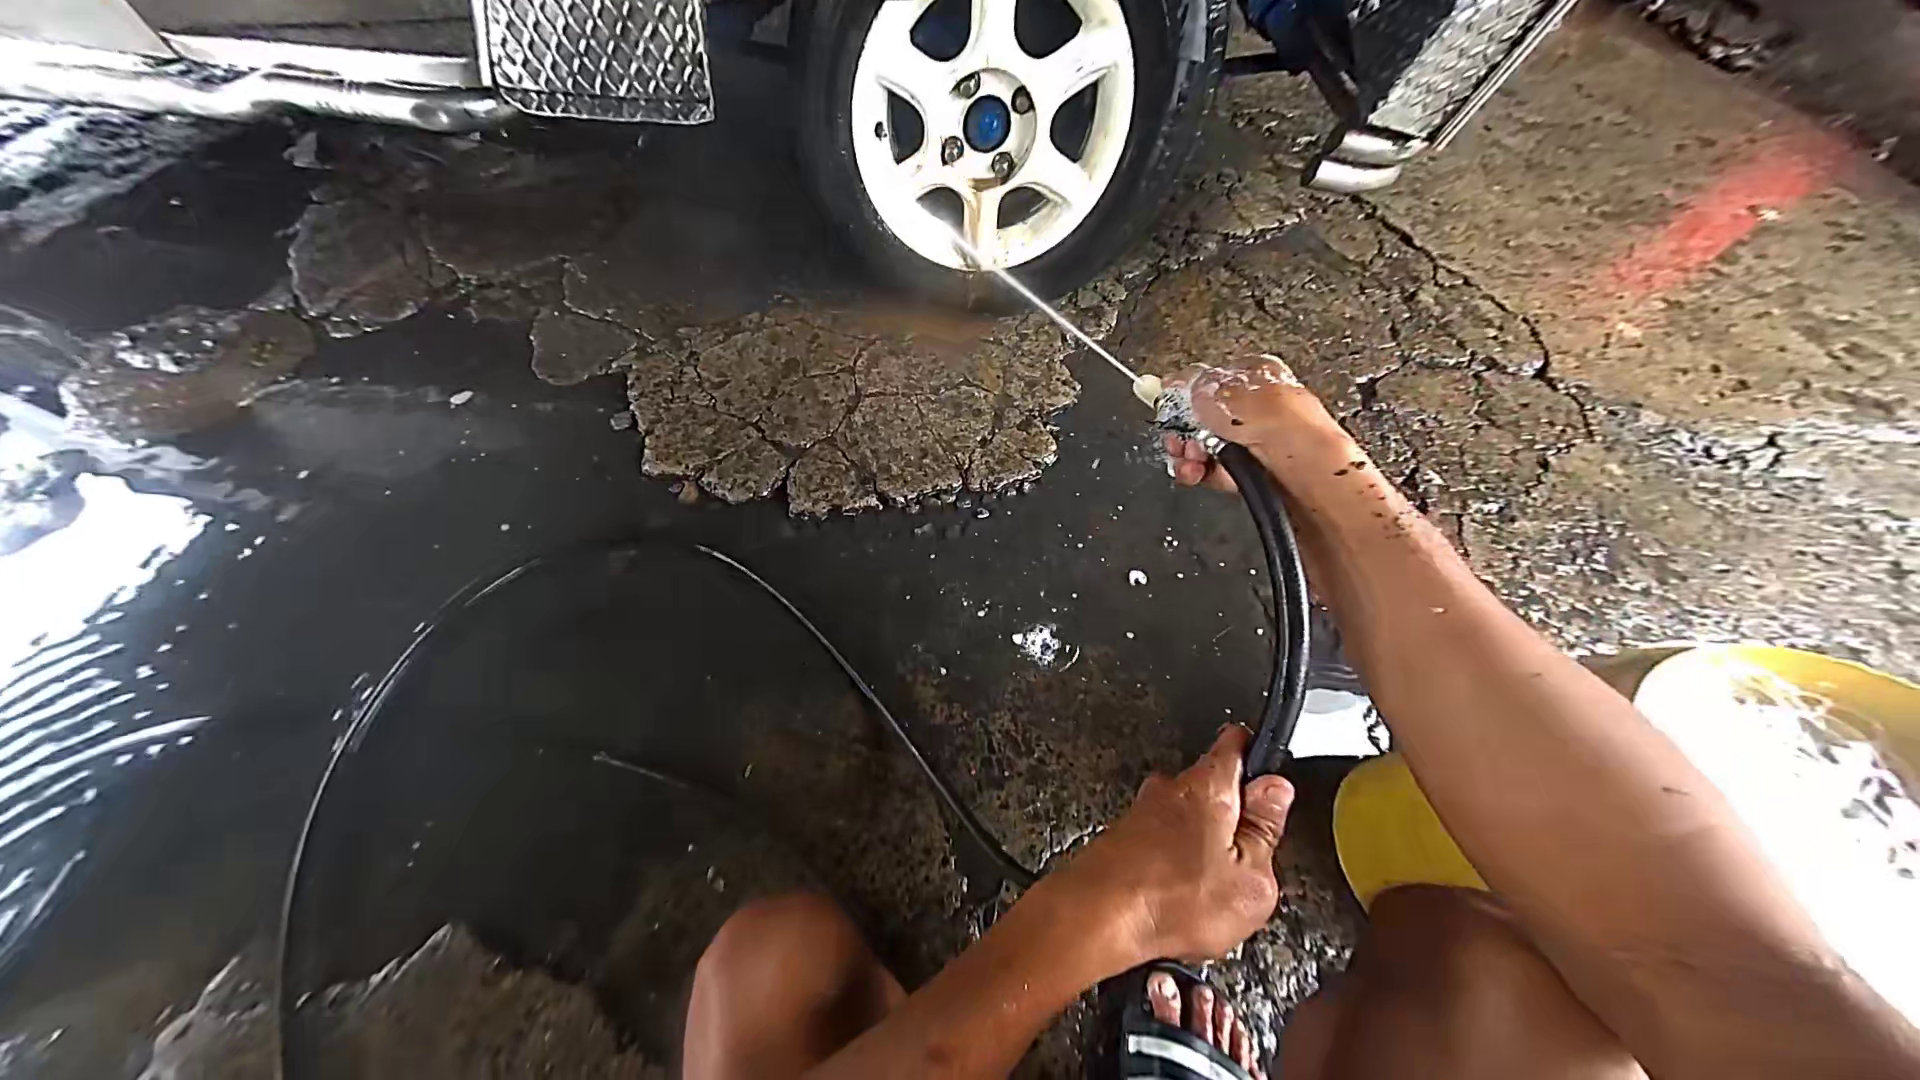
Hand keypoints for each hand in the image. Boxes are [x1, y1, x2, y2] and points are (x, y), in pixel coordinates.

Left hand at [1054, 725, 1295, 964]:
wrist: (1099, 914)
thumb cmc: (1172, 897)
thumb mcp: (1251, 878)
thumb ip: (1266, 829)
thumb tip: (1277, 791)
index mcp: (1209, 786)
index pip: (1236, 743)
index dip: (1258, 752)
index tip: (1270, 770)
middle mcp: (1171, 787)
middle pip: (1214, 785)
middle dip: (1234, 815)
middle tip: (1248, 858)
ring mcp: (1144, 809)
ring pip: (1188, 816)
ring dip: (1202, 843)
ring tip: (1209, 889)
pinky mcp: (1125, 834)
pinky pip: (1164, 839)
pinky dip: (1176, 861)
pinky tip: (1180, 895)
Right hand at [1163, 355, 1345, 490]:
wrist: (1309, 477)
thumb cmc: (1285, 428)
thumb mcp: (1227, 394)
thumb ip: (1193, 385)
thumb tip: (1171, 382)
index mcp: (1254, 376)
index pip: (1205, 381)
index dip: (1181, 396)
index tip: (1166, 408)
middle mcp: (1251, 408)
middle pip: (1196, 417)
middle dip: (1181, 431)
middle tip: (1181, 440)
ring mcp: (1248, 441)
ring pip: (1199, 446)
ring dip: (1186, 455)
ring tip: (1191, 460)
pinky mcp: (1244, 470)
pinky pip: (1208, 469)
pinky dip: (1197, 473)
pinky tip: (1197, 473)